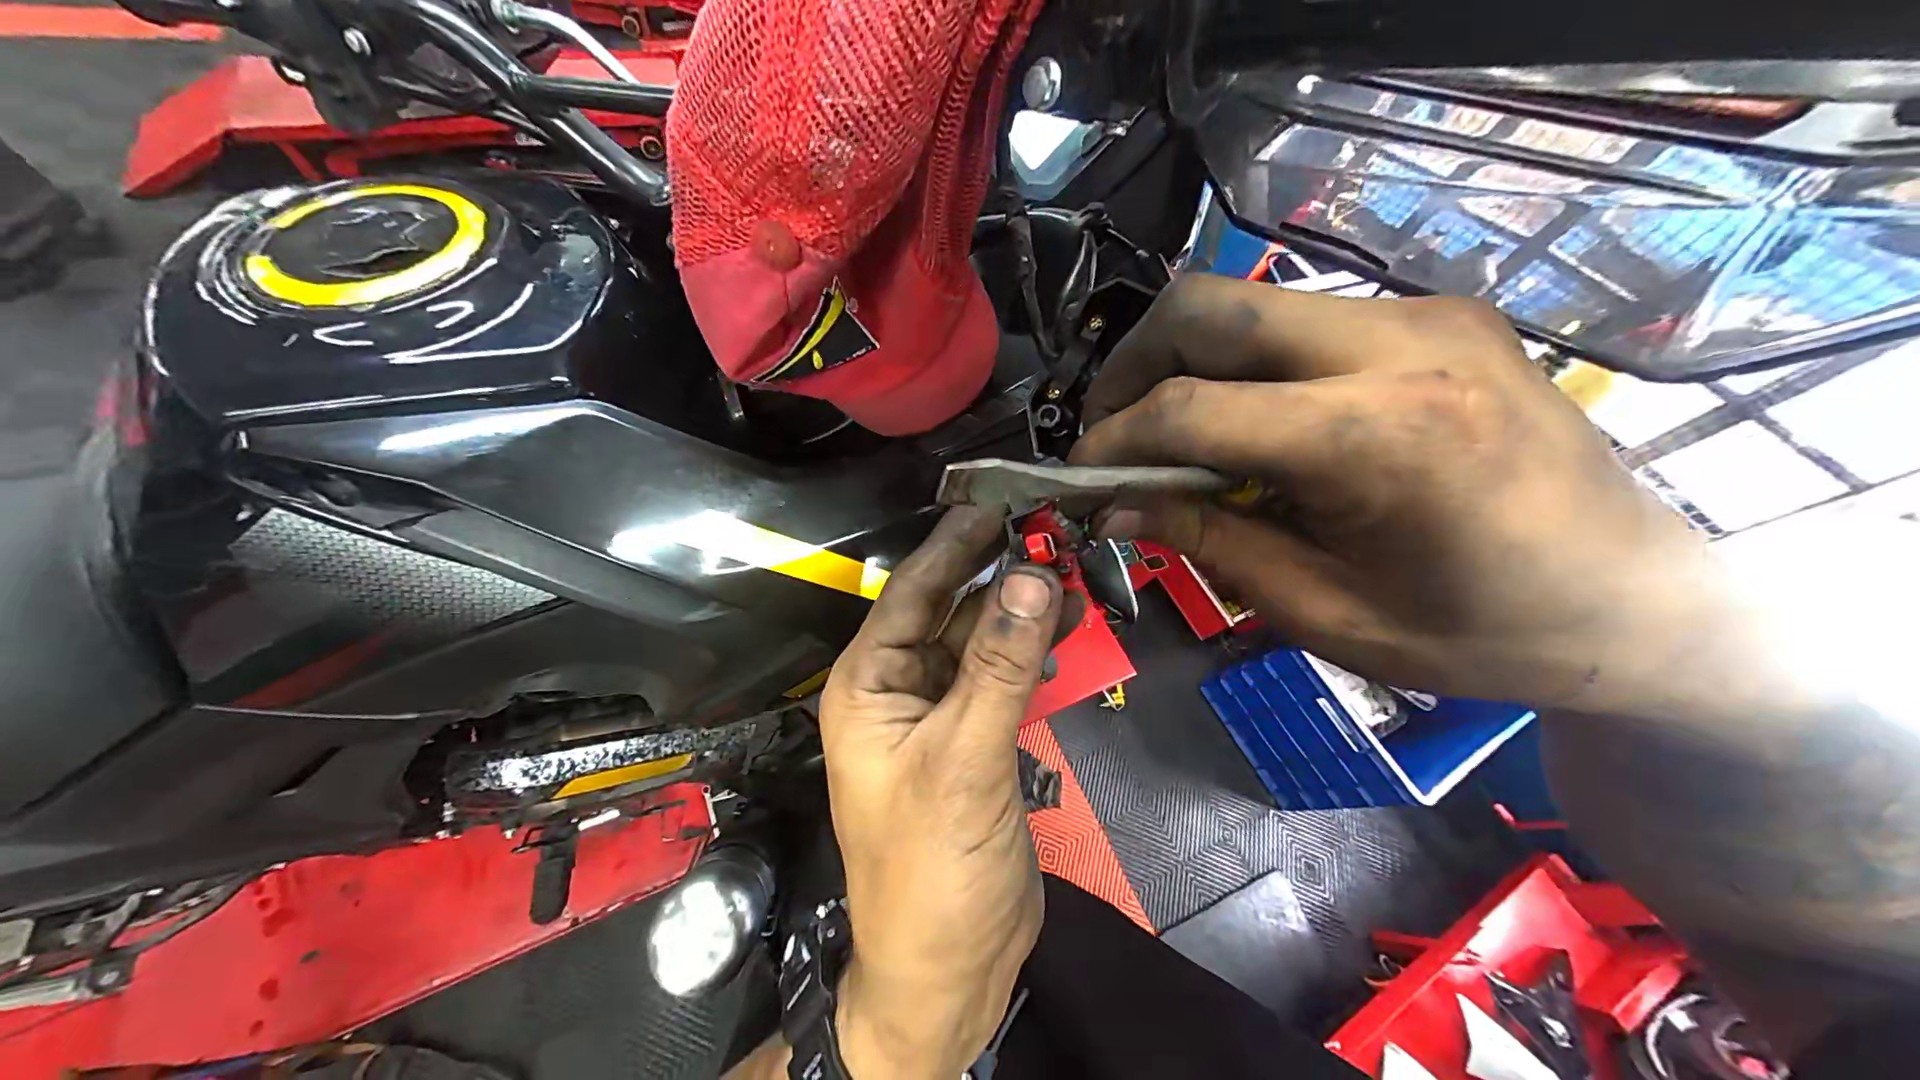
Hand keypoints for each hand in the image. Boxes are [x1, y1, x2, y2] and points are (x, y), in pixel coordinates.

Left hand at [815, 507, 1065, 1077]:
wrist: (950, 965)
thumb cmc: (932, 865)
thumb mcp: (964, 757)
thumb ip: (998, 665)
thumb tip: (1031, 578)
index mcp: (869, 684)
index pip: (911, 593)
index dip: (954, 547)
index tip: (996, 504)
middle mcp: (898, 690)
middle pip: (951, 612)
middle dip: (997, 576)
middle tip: (1050, 534)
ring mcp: (939, 715)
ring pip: (982, 644)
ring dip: (1021, 613)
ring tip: (1071, 577)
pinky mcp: (975, 739)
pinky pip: (1002, 678)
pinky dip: (1031, 654)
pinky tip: (1063, 630)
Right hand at [1071, 274, 1763, 720]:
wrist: (1641, 602)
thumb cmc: (1479, 634)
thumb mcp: (1322, 611)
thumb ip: (1209, 543)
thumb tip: (1113, 507)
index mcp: (1379, 436)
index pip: (1192, 408)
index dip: (1114, 440)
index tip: (1078, 475)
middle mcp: (1401, 344)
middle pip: (1208, 307)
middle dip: (1132, 365)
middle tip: (1111, 431)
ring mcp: (1423, 315)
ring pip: (1247, 301)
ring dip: (1183, 360)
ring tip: (1166, 430)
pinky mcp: (1434, 315)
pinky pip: (1296, 319)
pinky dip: (1240, 363)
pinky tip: (1243, 421)